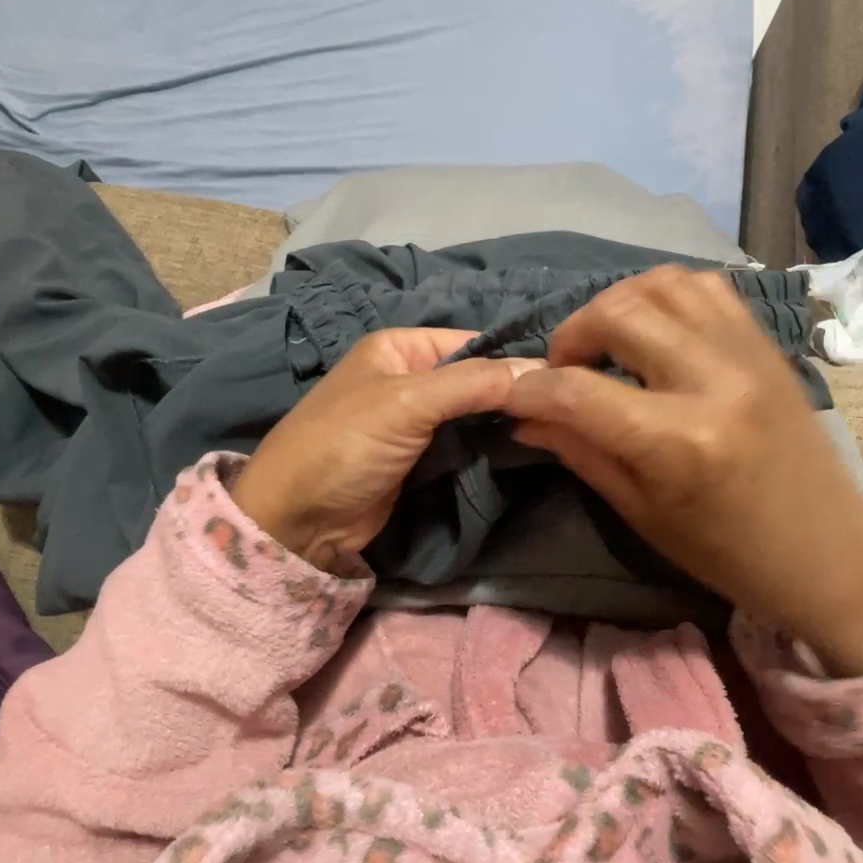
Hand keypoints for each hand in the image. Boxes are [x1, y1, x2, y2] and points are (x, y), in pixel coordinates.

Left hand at [232, 328, 542, 570]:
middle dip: (513, 392)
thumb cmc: (345, 445)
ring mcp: (415, 419)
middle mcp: (410, 376)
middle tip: (565, 408)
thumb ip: (472, 383)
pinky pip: (464, 442)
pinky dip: (489, 446)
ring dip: (505, 421)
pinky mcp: (420, 457)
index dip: (514, 358)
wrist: (297, 521)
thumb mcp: (407, 404)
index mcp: (400, 347)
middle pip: (476, 377)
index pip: (472, 341)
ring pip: (474, 412)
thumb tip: (540, 369)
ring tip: (555, 428)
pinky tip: (526, 447)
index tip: (564, 378)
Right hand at [505, 267, 862, 675]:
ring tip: (607, 341)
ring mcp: (749, 353)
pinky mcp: (768, 344)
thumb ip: (579, 451)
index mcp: (679, 442)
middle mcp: (716, 381)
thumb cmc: (727, 552)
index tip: (512, 394)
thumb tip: (523, 413)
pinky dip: (665, 295)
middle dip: (571, 333)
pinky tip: (654, 329)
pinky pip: (707, 287)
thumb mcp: (640, 512)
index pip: (578, 391)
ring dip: (618, 303)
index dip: (531, 389)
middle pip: (618, 313)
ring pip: (662, 283)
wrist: (829, 554)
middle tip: (566, 367)